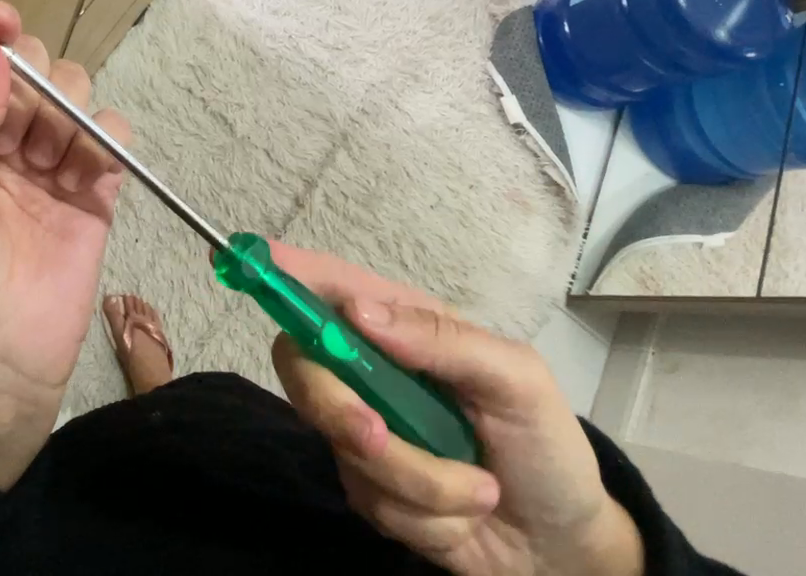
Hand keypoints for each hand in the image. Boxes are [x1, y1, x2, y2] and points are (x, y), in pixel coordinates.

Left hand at [0, 0, 130, 491]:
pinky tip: (90, 169)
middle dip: (36, 79)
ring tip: (51, 163)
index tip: (0, 16)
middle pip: (37, 70)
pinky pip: (113, 140)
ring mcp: (52, 166)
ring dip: (68, 113)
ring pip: (76, 96)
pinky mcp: (94, 195)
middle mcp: (4, 140)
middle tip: (23, 126)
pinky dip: (108, 139)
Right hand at [267, 244, 643, 575]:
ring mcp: (361, 427)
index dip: (282, 271)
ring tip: (478, 492)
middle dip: (337, 409)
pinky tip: (459, 517)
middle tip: (380, 440)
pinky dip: (422, 515)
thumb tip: (356, 311)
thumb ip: (442, 339)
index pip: (329, 287)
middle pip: (302, 366)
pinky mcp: (364, 485)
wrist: (562, 553)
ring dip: (418, 482)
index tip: (244, 258)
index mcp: (402, 326)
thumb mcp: (516, 380)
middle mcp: (369, 369)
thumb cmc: (546, 447)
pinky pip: (367, 496)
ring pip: (341, 443)